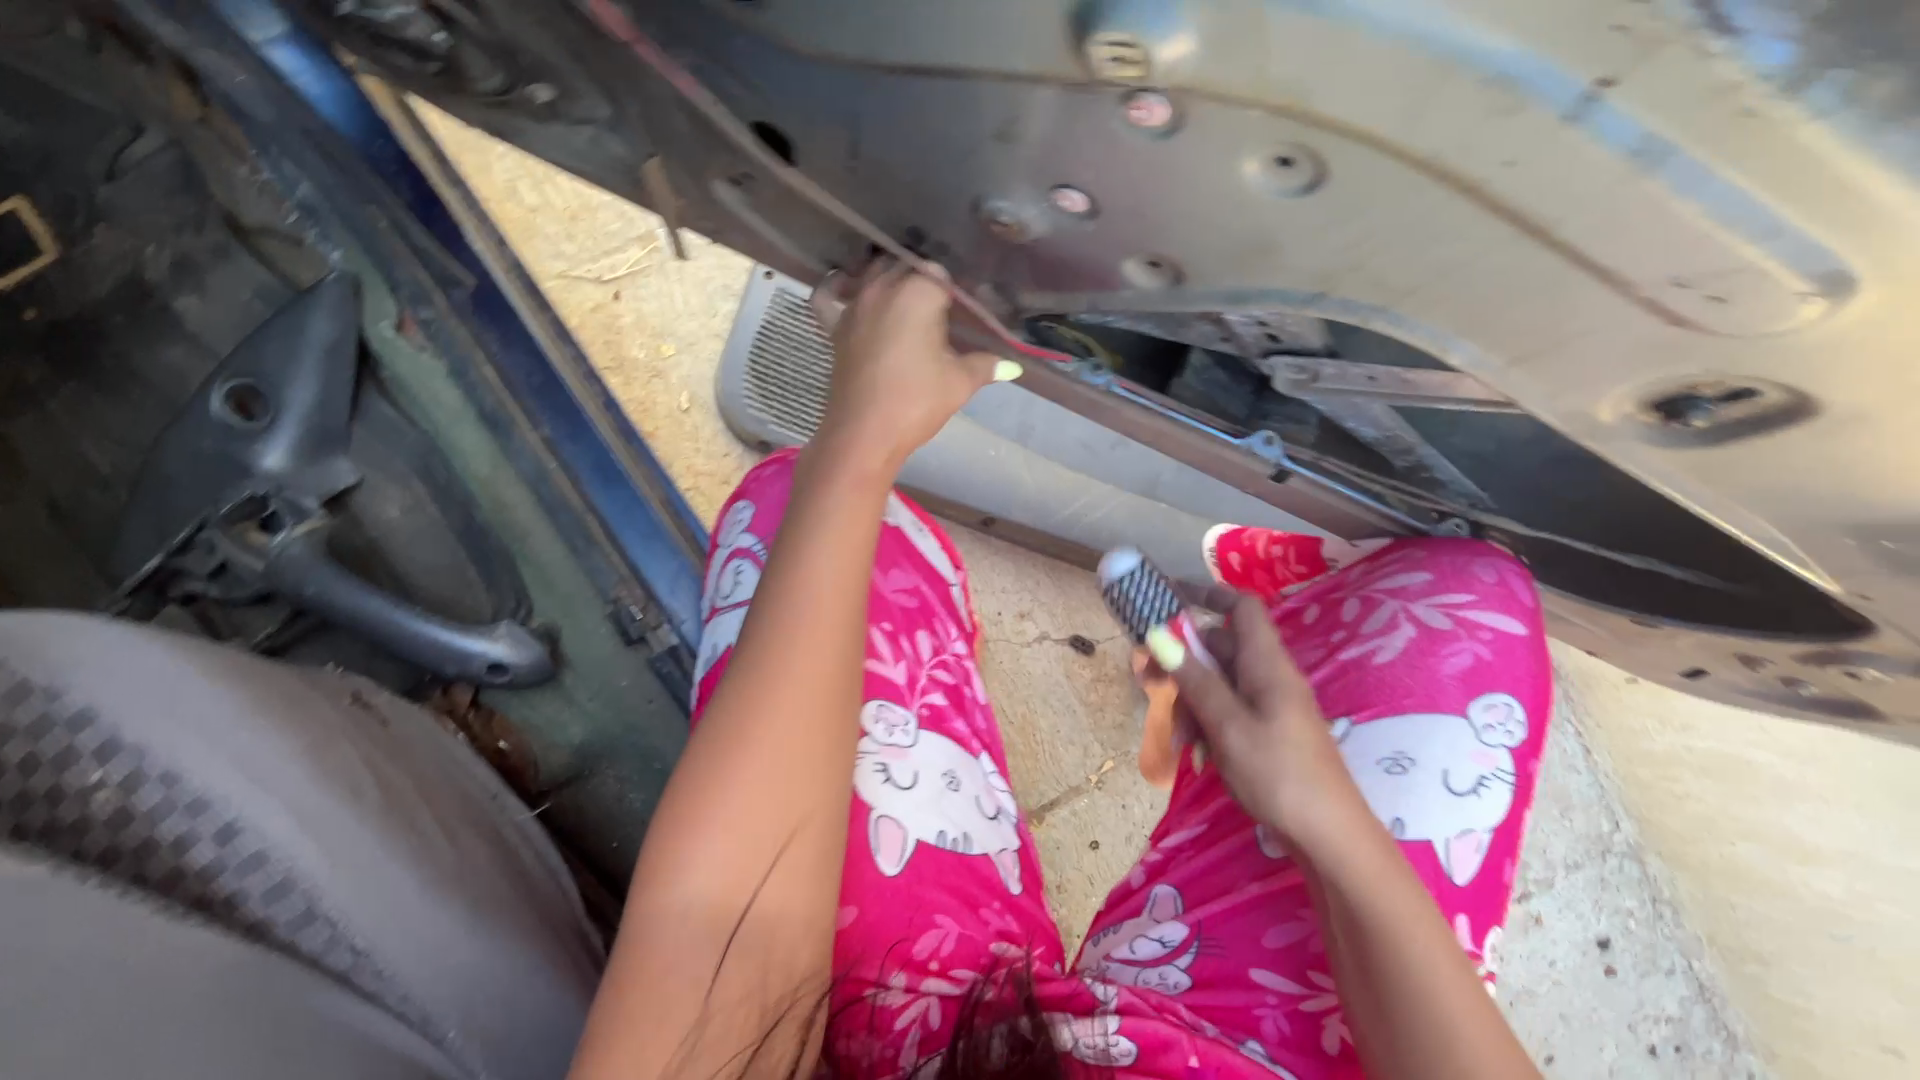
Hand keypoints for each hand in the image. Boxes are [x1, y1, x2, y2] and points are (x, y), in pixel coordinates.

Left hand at [813, 258, 1009, 468]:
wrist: (863, 433)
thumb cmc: (916, 402)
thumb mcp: (959, 383)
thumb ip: (985, 365)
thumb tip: (1011, 366)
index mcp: (918, 292)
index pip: (941, 273)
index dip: (955, 290)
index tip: (965, 310)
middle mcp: (883, 287)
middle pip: (906, 266)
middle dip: (924, 281)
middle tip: (942, 309)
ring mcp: (855, 303)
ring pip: (872, 272)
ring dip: (889, 278)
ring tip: (907, 301)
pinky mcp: (835, 324)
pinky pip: (832, 292)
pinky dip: (841, 287)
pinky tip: (853, 292)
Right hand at [1160, 594, 1368, 852]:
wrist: (1329, 836)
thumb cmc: (1279, 774)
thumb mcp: (1228, 727)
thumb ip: (1195, 681)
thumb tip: (1160, 637)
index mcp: (1267, 664)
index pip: (1241, 607)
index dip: (1208, 595)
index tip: (1167, 600)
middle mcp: (1269, 676)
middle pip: (1220, 648)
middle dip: (1183, 662)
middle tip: (1148, 681)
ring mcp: (1270, 706)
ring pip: (1219, 683)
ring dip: (1192, 701)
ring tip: (1182, 739)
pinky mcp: (1268, 733)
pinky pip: (1229, 712)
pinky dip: (1208, 723)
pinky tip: (1199, 754)